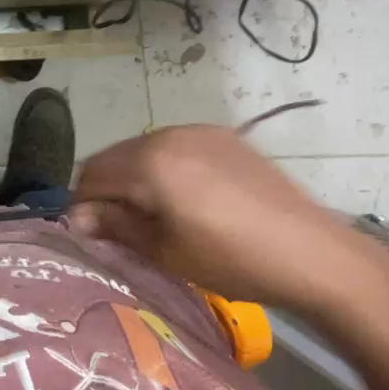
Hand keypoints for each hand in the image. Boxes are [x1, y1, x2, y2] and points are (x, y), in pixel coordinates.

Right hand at [70, 125, 387, 313]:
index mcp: (147, 161)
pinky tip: (192, 197)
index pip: (92, 173)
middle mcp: (166, 134)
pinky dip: (170, 166)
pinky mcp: (223, 136)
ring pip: (146, 148)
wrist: (312, 252)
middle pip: (117, 156)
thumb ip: (116, 226)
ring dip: (140, 176)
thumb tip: (76, 218)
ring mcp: (197, 130)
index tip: (93, 234)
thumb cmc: (232, 259)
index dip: (85, 204)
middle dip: (111, 188)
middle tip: (125, 227)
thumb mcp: (166, 251)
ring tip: (161, 213)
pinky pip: (177, 145)